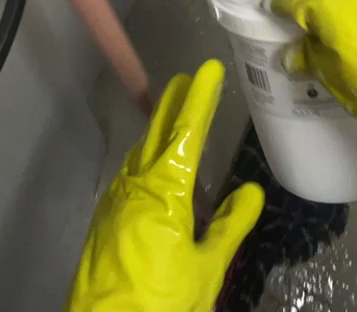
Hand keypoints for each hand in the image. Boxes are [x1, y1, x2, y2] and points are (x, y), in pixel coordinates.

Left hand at [65, 60, 264, 311]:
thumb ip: (229, 227)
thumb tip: (252, 192)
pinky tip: (158, 175)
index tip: (209, 69)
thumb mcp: (206, 269)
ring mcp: (117, 198)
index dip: (201, 97)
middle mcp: (137, 182)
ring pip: (142, 153)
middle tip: (186, 79)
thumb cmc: (161, 300)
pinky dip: (148, 164)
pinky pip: (131, 177)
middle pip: (158, 131)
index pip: (188, 130)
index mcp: (166, 189)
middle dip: (174, 103)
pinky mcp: (105, 218)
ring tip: (178, 125)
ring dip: (160, 134)